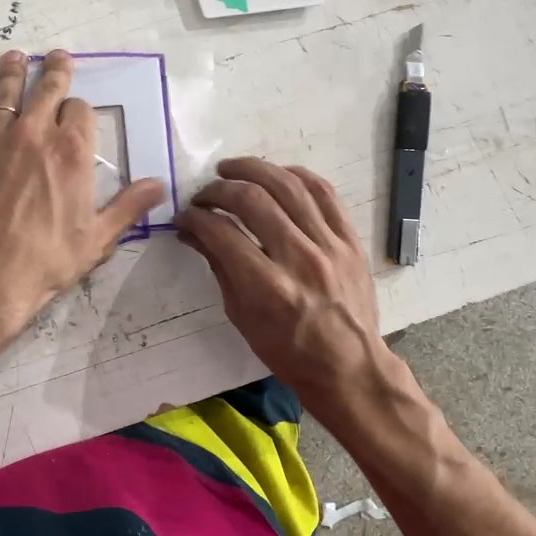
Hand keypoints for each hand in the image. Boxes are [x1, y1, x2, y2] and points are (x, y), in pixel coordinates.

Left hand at [0, 50, 165, 341]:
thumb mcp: (98, 239)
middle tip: (56, 57)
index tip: (79, 115)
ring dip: (10, 73)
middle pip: (46, 89)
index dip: (81, 110)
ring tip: (13, 57)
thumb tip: (158, 186)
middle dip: (54, 71)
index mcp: (72, 152)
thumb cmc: (47, 260)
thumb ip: (128, 207)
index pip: (80, 111)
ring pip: (5, 94)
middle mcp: (35, 135)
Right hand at [177, 158, 404, 433]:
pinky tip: (277, 175)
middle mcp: (299, 259)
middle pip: (253, 200)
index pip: (222, 232)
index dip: (196, 217)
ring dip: (254, 170)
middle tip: (205, 193)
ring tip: (232, 169)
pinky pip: (324, 193)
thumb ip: (219, 267)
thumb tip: (193, 232)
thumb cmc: (288, 351)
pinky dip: (296, 176)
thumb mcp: (241, 316)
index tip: (185, 215)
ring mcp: (330, 246)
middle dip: (219, 189)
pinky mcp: (350, 240)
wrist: (349, 367)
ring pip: (289, 186)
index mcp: (267, 287)